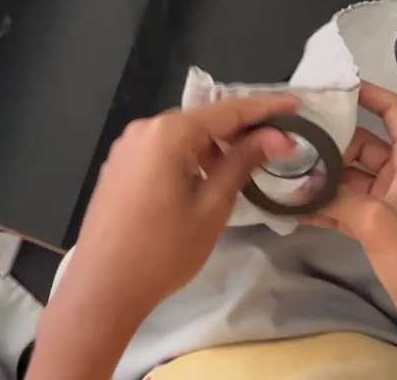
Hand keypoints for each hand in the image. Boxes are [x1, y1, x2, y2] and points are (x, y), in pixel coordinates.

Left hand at [30, 95, 297, 379]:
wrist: (101, 290)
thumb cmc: (162, 251)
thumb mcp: (212, 207)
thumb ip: (243, 163)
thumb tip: (278, 137)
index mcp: (168, 132)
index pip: (227, 110)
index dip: (265, 108)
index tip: (296, 106)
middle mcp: (145, 128)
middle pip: (203, 120)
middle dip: (239, 130)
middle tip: (275, 144)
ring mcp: (127, 146)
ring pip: (182, 136)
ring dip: (212, 147)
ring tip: (240, 170)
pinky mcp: (118, 166)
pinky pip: (162, 150)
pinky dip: (187, 157)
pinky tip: (203, 181)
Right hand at [307, 82, 396, 378]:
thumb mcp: (378, 224)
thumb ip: (338, 198)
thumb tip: (300, 185)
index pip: (393, 111)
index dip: (367, 93)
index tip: (332, 86)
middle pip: (361, 144)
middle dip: (328, 141)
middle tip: (288, 135)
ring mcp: (390, 204)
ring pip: (350, 178)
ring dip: (321, 177)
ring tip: (281, 169)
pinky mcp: (381, 230)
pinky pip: (347, 207)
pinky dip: (325, 206)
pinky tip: (292, 207)